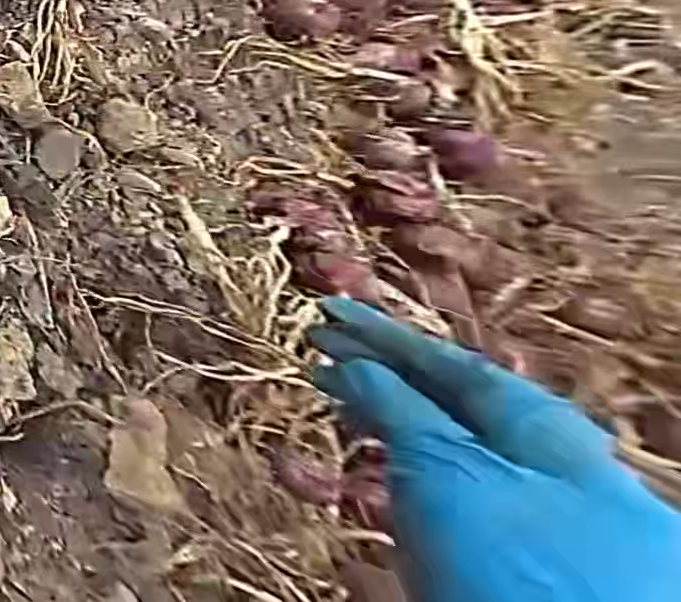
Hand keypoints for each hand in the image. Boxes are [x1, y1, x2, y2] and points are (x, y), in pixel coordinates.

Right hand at [312, 296, 680, 601]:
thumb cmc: (518, 564)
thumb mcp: (445, 469)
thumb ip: (399, 405)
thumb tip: (354, 362)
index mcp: (554, 443)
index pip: (458, 367)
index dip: (387, 334)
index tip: (328, 308)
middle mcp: (556, 475)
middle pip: (457, 404)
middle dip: (382, 369)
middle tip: (317, 342)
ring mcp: (539, 521)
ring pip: (450, 445)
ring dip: (385, 411)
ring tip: (333, 395)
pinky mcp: (514, 559)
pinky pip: (449, 487)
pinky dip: (402, 458)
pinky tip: (369, 459)